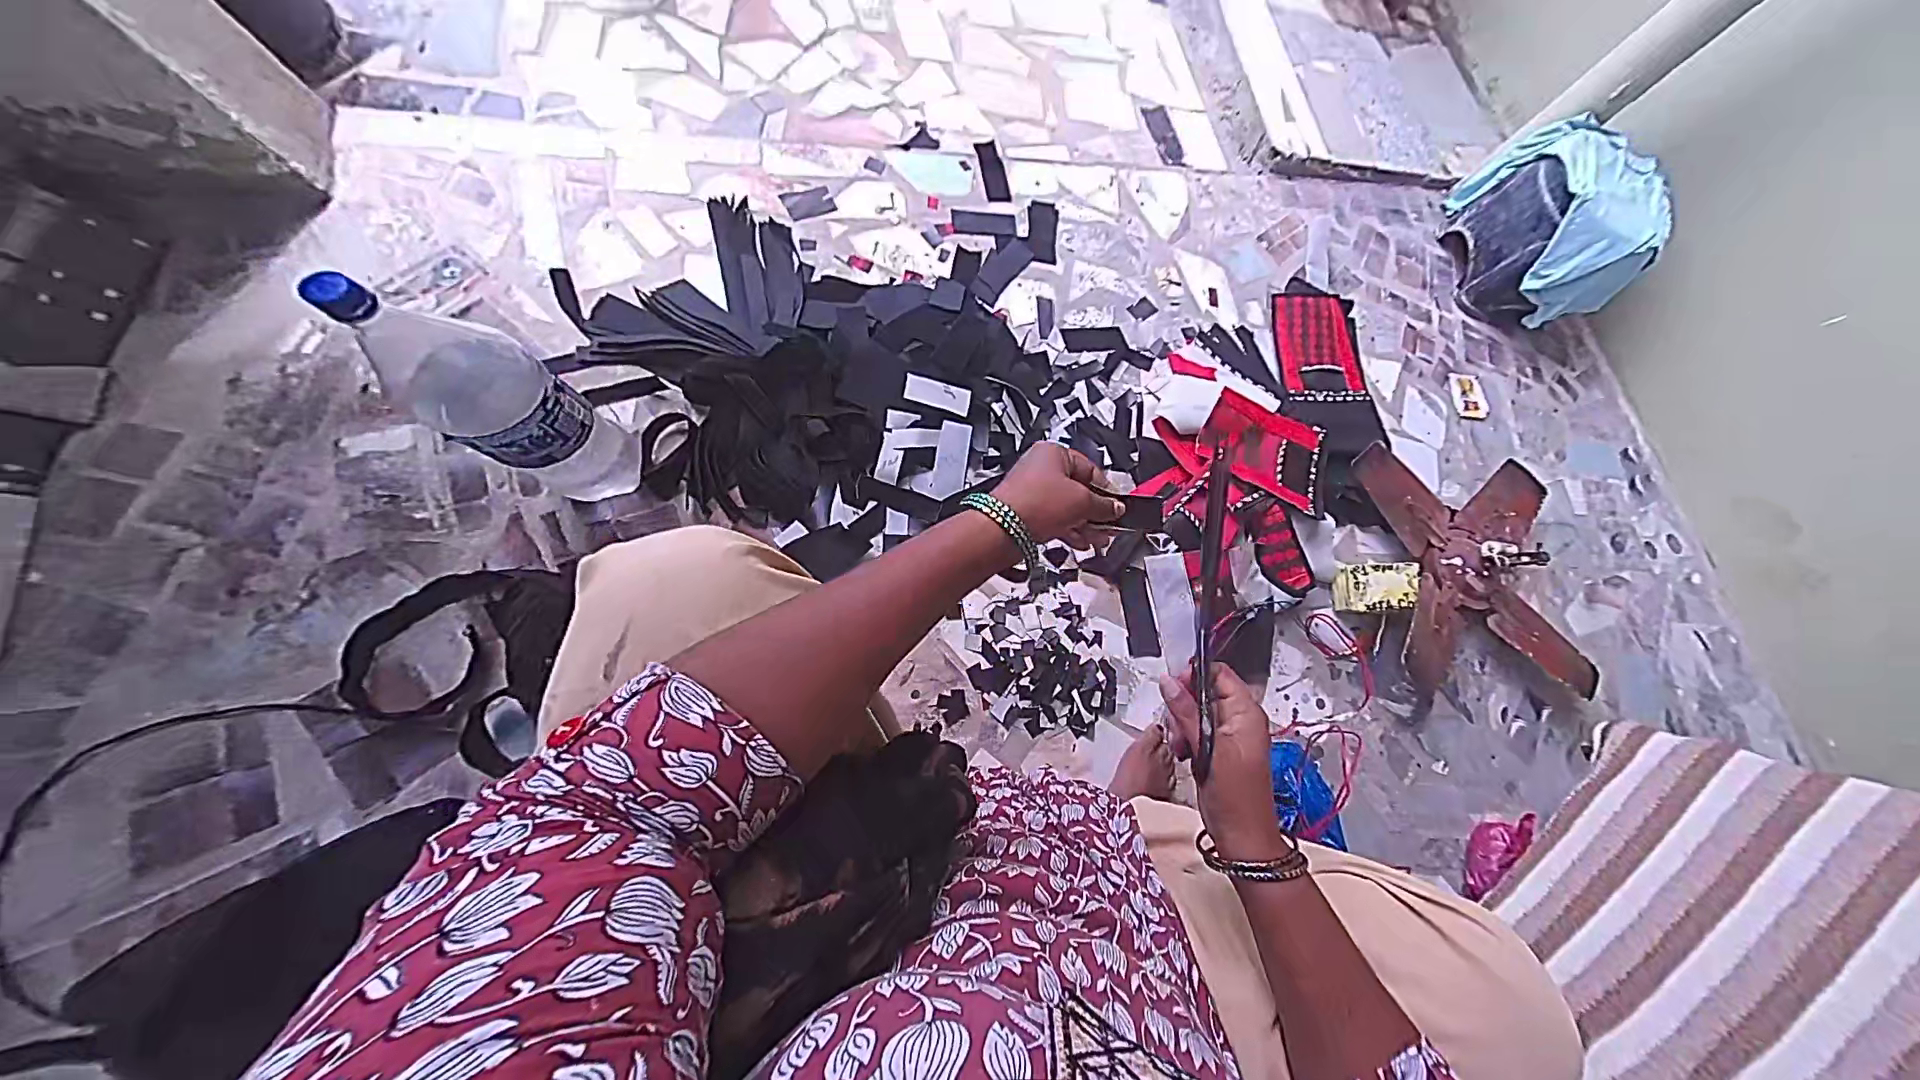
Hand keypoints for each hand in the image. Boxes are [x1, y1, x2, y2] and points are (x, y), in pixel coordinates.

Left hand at [992, 443, 1124, 548]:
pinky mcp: (1025, 513)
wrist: (1002, 530)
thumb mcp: (1082, 501)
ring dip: (1084, 523)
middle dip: (1096, 511)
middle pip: (1078, 489)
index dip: (1107, 489)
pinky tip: (1080, 540)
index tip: (1117, 505)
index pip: (1090, 468)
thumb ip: (1104, 505)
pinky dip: (1069, 529)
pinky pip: (1053, 519)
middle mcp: (1039, 468)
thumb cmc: (1031, 504)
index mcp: (1053, 453)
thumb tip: (1115, 509)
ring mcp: (1031, 491)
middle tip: (1108, 524)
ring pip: (1066, 507)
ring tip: (1098, 537)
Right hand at [1160, 664, 1290, 861]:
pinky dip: (1185, 737)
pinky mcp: (1217, 749)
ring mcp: (1227, 735)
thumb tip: (1170, 683)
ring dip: (1181, 724)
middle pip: (1203, 692)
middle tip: (1177, 723)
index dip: (1194, 676)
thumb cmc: (1236, 798)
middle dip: (1183, 704)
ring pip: (1195, 711)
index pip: (1219, 674)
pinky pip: (1195, 730)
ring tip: (1182, 744)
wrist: (1241, 836)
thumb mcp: (1208, 749)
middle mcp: (1238, 721)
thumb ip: (1187, 712)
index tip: (1175, 687)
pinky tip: (1184, 752)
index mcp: (1246, 714)